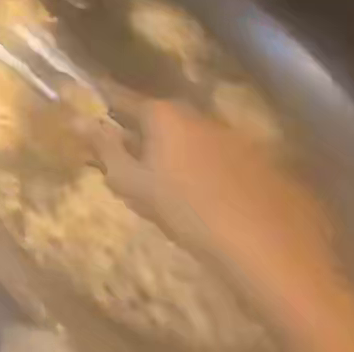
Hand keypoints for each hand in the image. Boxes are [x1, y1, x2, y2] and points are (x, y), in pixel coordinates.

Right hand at [95, 100, 353, 351]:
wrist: (275, 256)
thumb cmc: (188, 212)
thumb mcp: (132, 183)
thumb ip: (103, 147)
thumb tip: (78, 119)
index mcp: (163, 114)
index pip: (121, 96)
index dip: (102, 103)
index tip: (89, 109)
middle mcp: (199, 115)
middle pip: (160, 115)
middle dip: (143, 129)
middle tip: (130, 152)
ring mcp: (238, 138)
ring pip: (195, 135)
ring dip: (180, 148)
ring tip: (171, 176)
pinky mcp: (267, 164)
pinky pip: (226, 157)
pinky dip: (212, 166)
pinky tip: (211, 192)